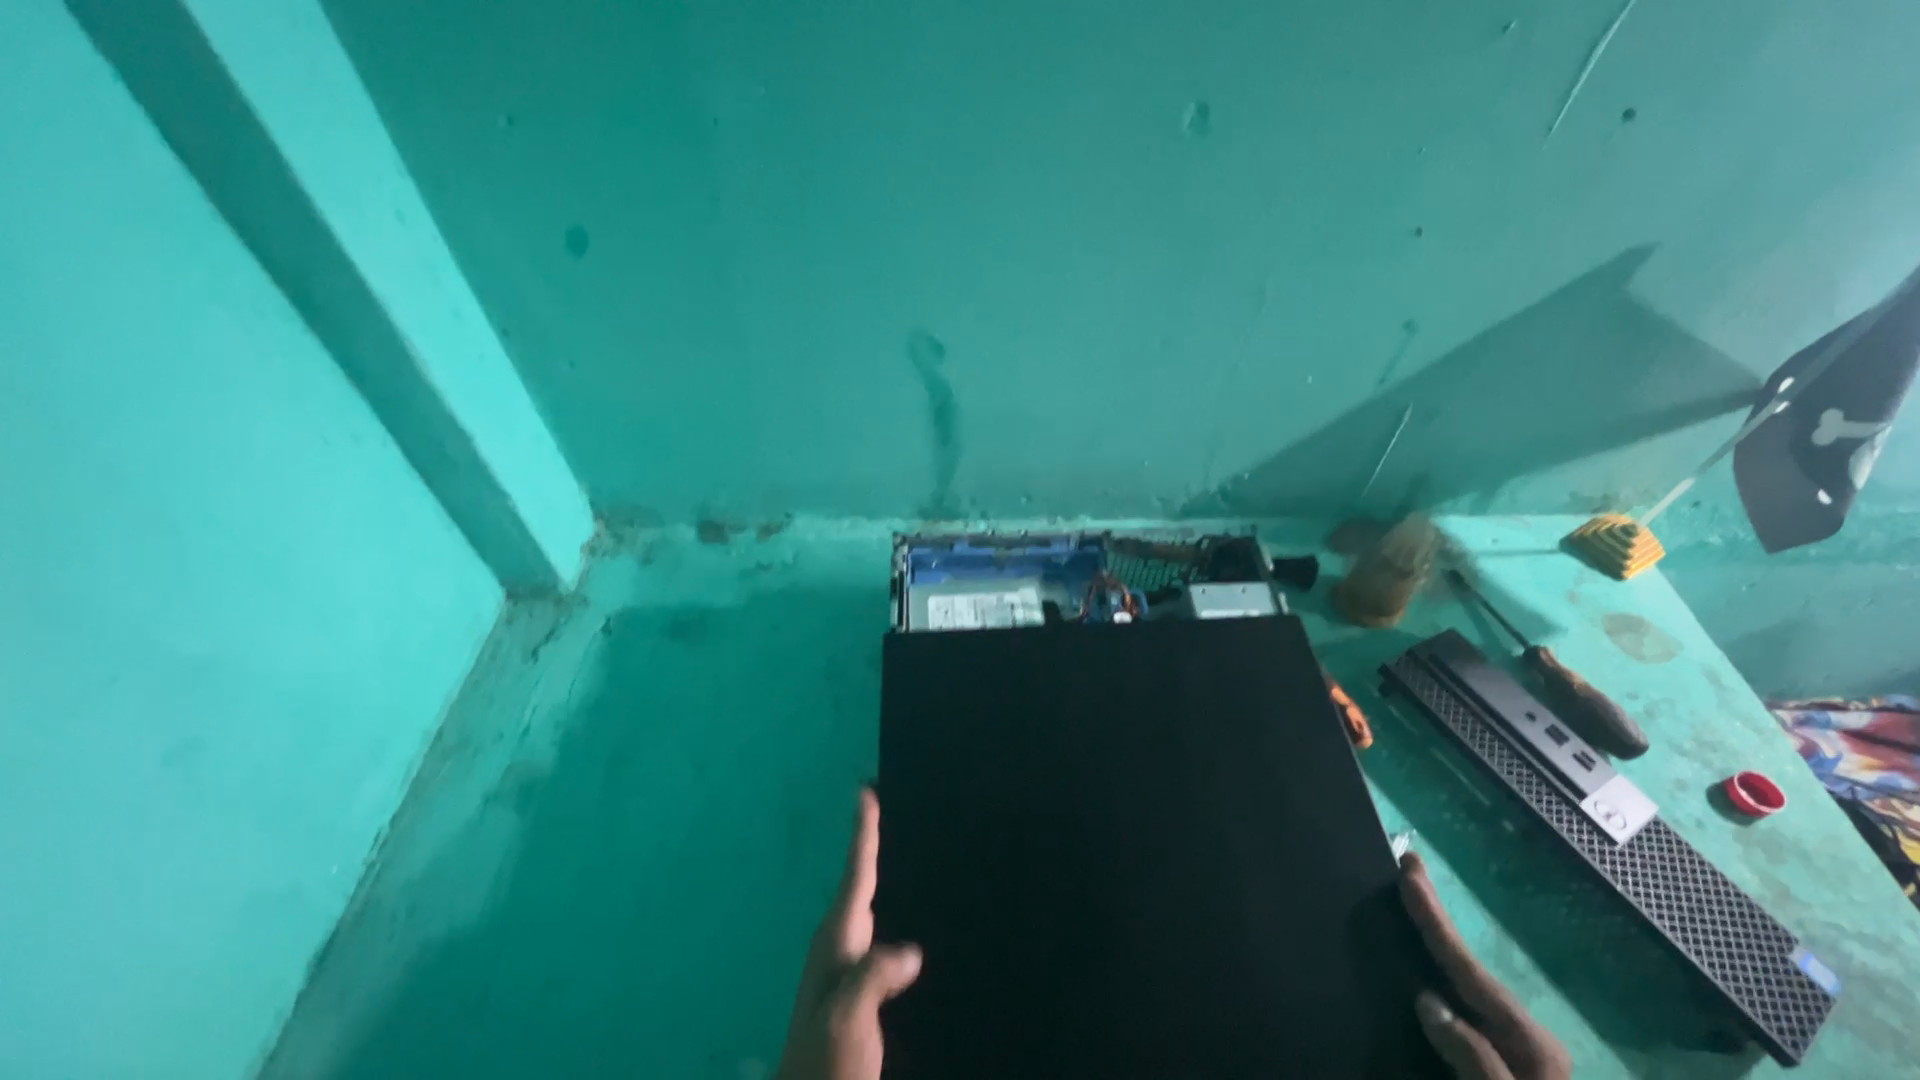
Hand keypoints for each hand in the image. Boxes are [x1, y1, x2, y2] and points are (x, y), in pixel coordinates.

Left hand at [777, 789, 922, 1079]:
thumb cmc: (825, 1060)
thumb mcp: (848, 1016)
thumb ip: (874, 977)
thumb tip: (911, 951)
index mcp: (836, 942)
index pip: (854, 875)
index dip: (863, 833)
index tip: (866, 792)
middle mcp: (838, 946)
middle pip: (857, 882)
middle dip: (869, 845)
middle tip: (882, 807)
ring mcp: (844, 967)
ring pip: (865, 905)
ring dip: (876, 875)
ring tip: (894, 847)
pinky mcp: (856, 988)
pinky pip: (876, 932)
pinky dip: (887, 908)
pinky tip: (903, 916)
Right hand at [1400, 853, 1571, 1079]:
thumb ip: (1475, 1062)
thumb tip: (1429, 999)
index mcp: (1528, 1048)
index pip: (1469, 972)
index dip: (1434, 921)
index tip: (1409, 872)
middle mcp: (1528, 1042)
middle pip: (1471, 969)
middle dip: (1436, 921)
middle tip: (1410, 869)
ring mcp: (1523, 1057)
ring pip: (1471, 988)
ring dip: (1440, 946)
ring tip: (1413, 908)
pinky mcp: (1512, 1070)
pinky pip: (1471, 1011)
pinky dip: (1448, 977)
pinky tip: (1430, 972)